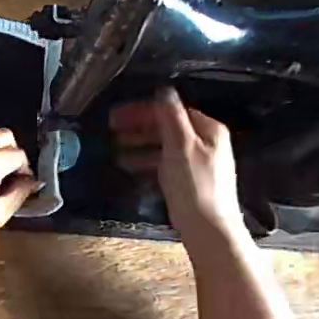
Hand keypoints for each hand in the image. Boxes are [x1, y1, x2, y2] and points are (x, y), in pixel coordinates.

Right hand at [112, 88, 245, 247]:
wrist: (208, 228)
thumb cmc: (195, 186)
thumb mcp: (180, 147)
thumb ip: (170, 117)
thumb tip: (162, 90)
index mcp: (206, 130)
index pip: (170, 111)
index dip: (142, 111)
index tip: (116, 116)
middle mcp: (204, 142)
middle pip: (166, 127)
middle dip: (138, 127)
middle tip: (111, 130)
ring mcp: (196, 161)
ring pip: (162, 145)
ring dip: (138, 143)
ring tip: (114, 147)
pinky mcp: (187, 179)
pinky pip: (162, 162)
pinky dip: (144, 160)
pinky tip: (128, 165)